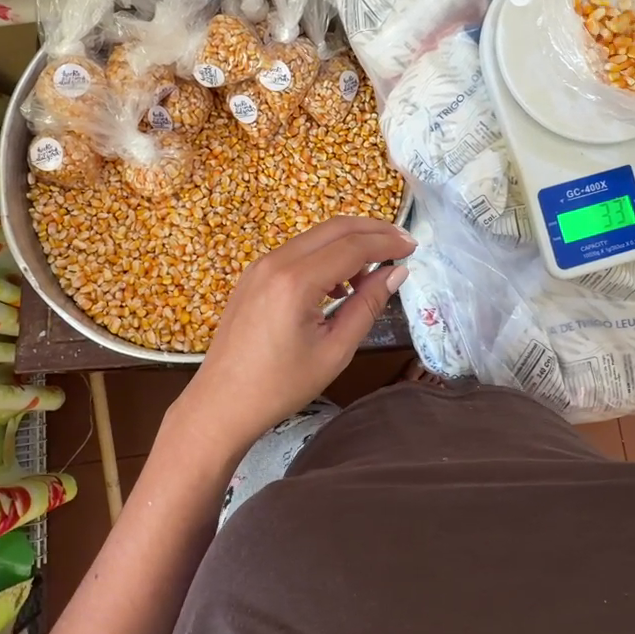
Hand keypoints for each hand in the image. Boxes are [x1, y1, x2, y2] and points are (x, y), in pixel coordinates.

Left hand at [172, 216, 413, 451]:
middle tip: (403, 243)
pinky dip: (325, 255)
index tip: (414, 247)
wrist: (220, 405)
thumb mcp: (334, 351)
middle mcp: (276, 262)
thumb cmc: (280, 387)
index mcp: (296, 281)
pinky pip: (298, 251)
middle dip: (372, 231)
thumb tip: (397, 274)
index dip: (387, 244)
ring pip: (315, 237)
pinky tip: (340, 283)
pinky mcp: (254, 275)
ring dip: (349, 242)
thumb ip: (367, 306)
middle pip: (334, 228)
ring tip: (375, 269)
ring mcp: (260, 265)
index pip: (352, 246)